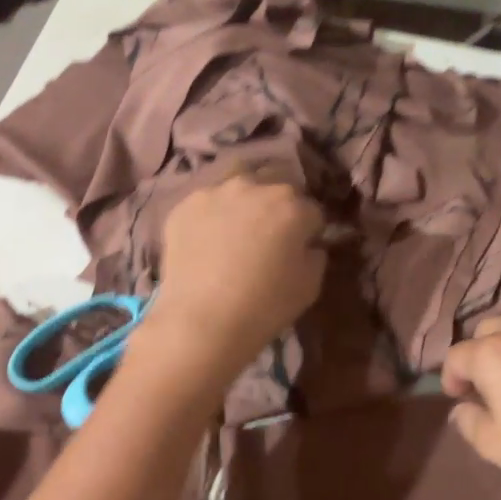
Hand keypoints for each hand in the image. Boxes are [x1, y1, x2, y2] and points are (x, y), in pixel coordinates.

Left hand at [144, 174, 326, 377]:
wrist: (203, 320)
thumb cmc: (265, 307)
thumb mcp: (310, 288)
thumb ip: (315, 257)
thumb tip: (308, 245)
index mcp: (293, 207)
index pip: (313, 211)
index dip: (311, 231)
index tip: (304, 248)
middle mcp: (256, 187)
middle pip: (278, 185)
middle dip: (282, 205)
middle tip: (274, 233)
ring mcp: (217, 191)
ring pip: (239, 178)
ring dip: (248, 194)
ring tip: (241, 221)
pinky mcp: (185, 205)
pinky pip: (207, 200)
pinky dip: (214, 213)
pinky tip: (209, 238)